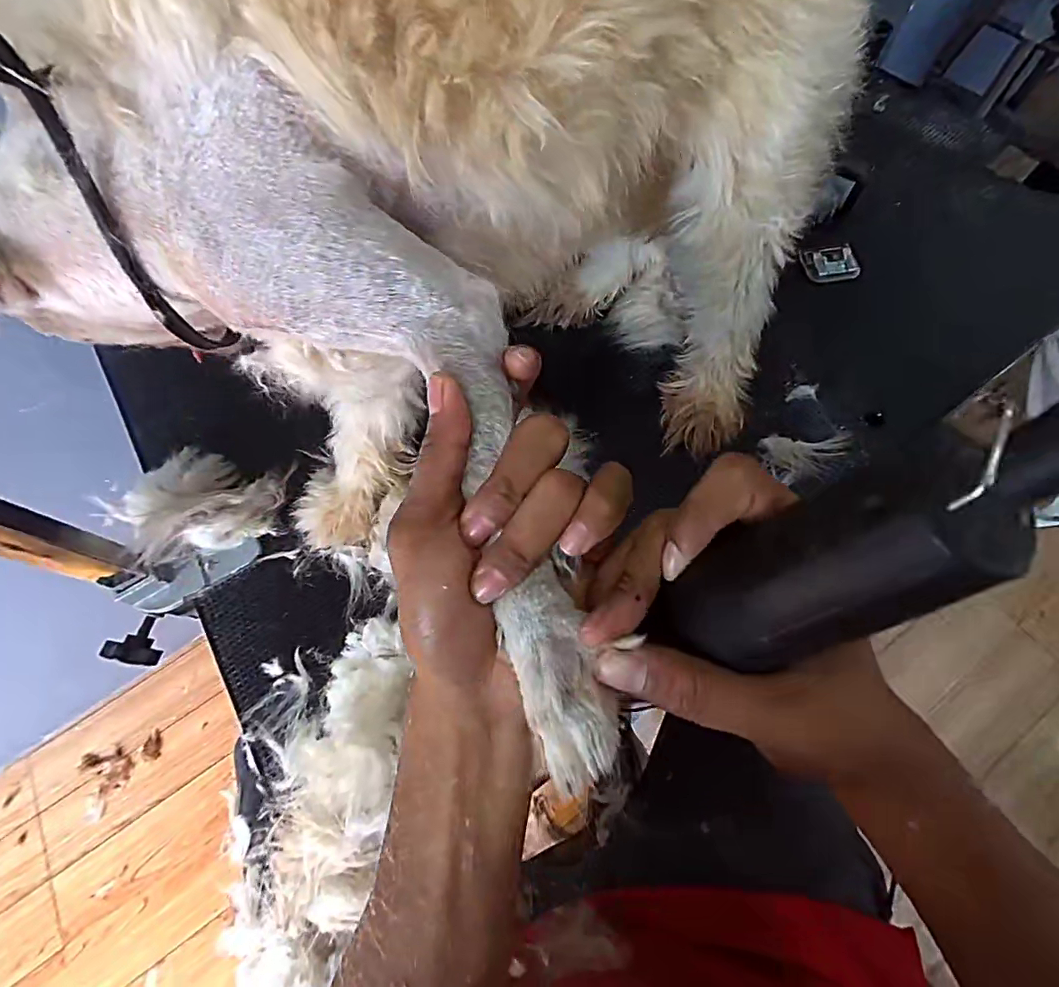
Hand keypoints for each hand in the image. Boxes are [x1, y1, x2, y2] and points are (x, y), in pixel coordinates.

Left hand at [386, 348, 632, 718]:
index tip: (522, 363)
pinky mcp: (618, 555)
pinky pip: (636, 527)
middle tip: (480, 540)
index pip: (511, 405)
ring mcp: (581, 518)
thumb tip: (449, 379)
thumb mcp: (422, 537)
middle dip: (511, 488)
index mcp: (486, 473)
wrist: (487, 694)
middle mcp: (536, 484)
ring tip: (523, 583)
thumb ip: (443, 461)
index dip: (517, 377)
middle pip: (549, 435)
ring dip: (544, 532)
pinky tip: (583, 598)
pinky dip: (612, 557)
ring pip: (588, 481)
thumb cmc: (441, 616)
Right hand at [582, 454, 924, 786]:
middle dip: (636, 568)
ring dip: (614, 583)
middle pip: (676, 521)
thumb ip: (697, 689)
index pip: (738, 486)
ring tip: (592, 631)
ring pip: (649, 546)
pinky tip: (595, 625)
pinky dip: (613, 596)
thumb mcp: (771, 711)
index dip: (698, 512)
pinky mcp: (691, 598)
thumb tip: (608, 662)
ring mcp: (714, 567)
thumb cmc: (835, 722)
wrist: (847, 749)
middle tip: (604, 626)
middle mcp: (745, 540)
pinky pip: (641, 578)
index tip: (674, 571)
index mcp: (789, 541)